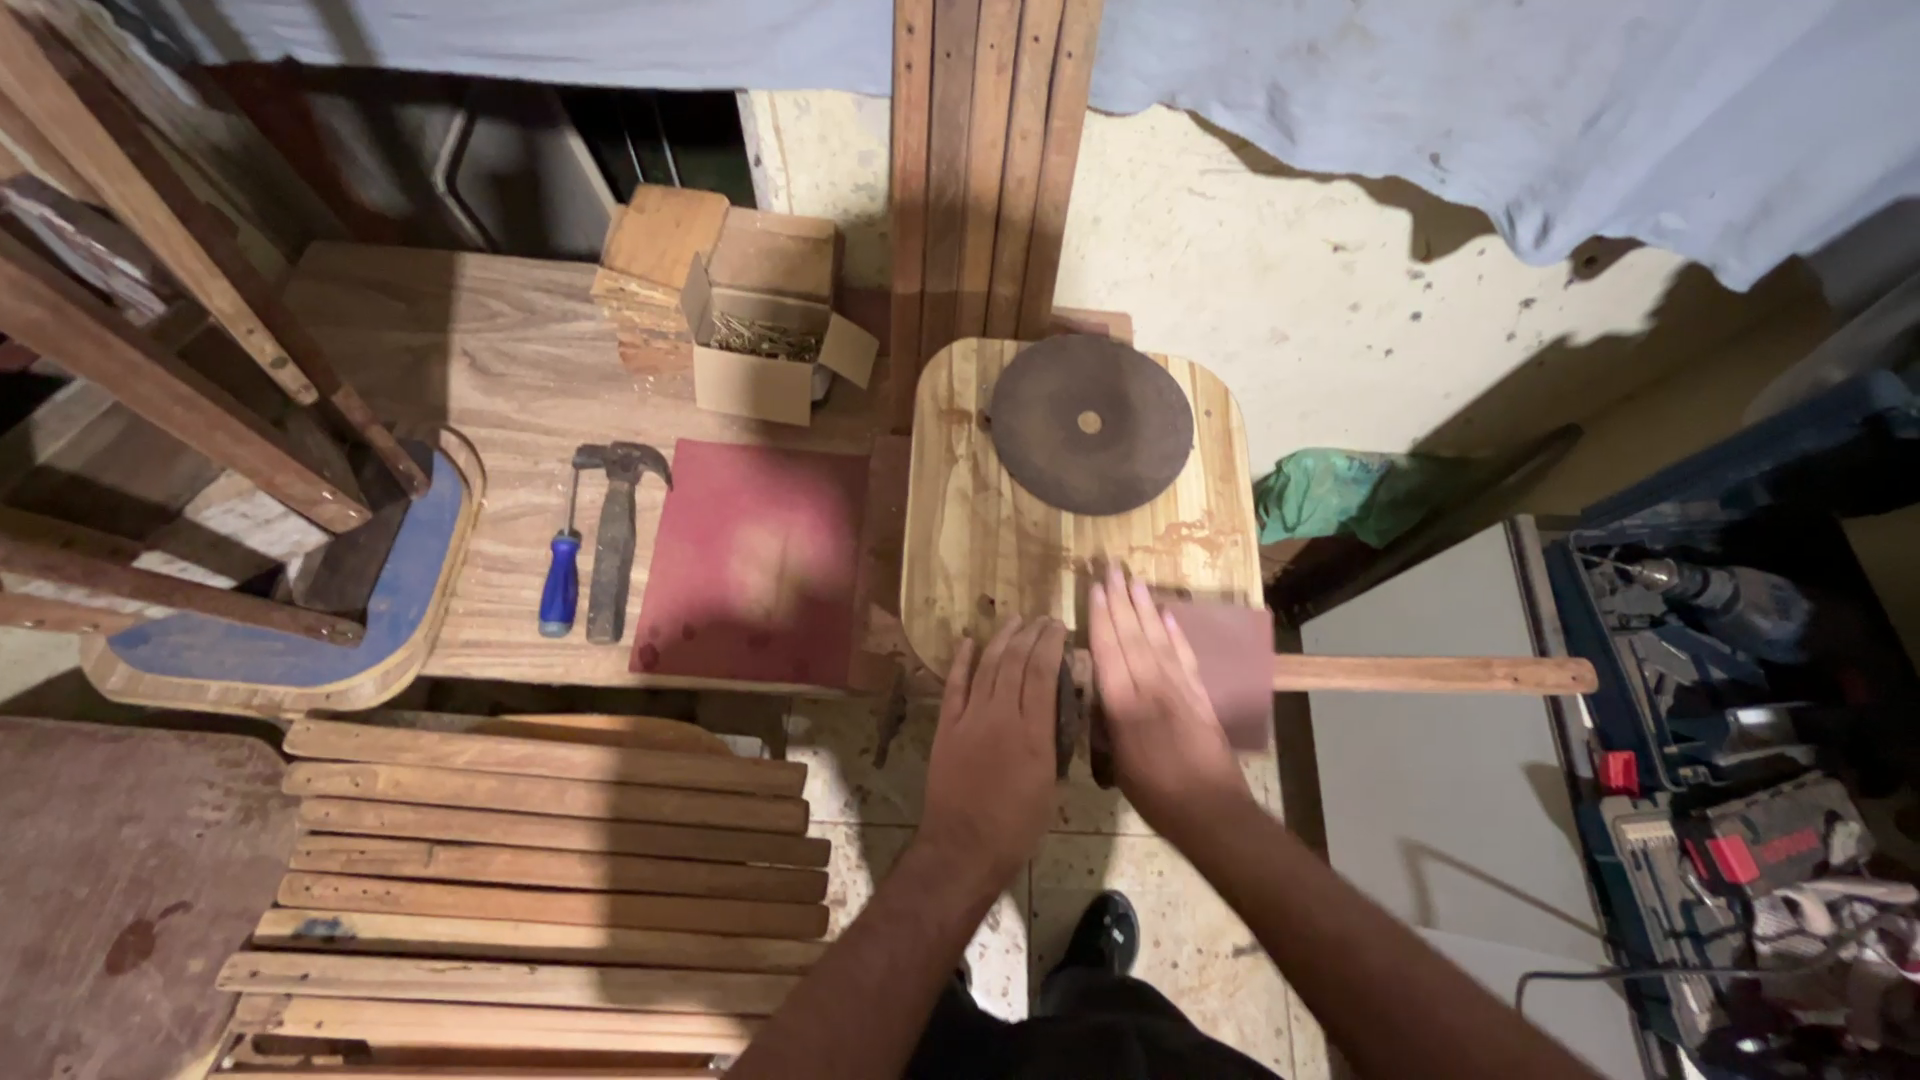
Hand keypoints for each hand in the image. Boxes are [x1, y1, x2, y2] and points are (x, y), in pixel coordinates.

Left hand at [917, 615, 1068, 883]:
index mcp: (1033, 731)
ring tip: (1013, 620)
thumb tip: (1061, 708)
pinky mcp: (946, 727)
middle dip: (1030, 635)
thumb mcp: (1050, 783)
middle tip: (1041, 619)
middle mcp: (1001, 715)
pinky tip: (969, 642)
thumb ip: (1055, 741)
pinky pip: (954, 686)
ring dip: (1001, 639)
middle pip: (1015, 661)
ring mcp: (969, 718)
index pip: (1043, 672)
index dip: (1051, 644)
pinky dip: (961, 661)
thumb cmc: (1017, 825)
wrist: (964, 846)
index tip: (1059, 627)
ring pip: (987, 666)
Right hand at [1088, 564, 1253, 844]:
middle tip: (1111, 566)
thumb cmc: (1155, 796)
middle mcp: (1151, 688)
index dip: (1100, 617)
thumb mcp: (1116, 764)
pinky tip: (1167, 614)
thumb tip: (1095, 695)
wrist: (1212, 812)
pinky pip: (1184, 657)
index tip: (1094, 588)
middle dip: (1120, 599)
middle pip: (1132, 635)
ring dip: (1144, 607)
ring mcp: (1178, 689)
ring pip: (1157, 638)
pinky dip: (1175, 633)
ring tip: (1135, 579)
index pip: (1108, 650)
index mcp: (1124, 706)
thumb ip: (1105, 724)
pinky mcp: (1199, 696)